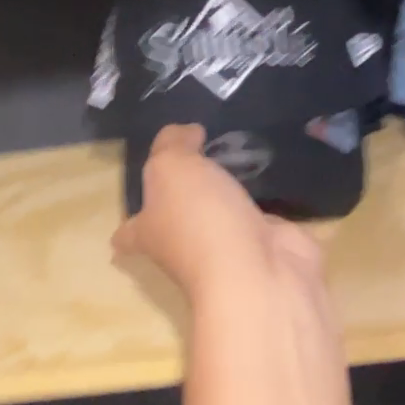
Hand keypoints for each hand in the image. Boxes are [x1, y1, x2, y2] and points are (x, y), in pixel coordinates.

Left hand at [113, 125, 324, 300]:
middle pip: (178, 223)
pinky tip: (276, 180)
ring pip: (223, 219)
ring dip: (229, 198)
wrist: (259, 270)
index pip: (130, 231)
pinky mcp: (268, 249)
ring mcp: (230, 251)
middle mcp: (187, 247)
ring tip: (239, 157)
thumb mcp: (172, 169)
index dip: (128, 221)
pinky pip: (263, 221)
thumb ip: (173, 145)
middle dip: (185, 199)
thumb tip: (187, 134)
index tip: (136, 203)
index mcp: (152, 233)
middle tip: (200, 158)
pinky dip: (267, 205)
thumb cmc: (200, 221)